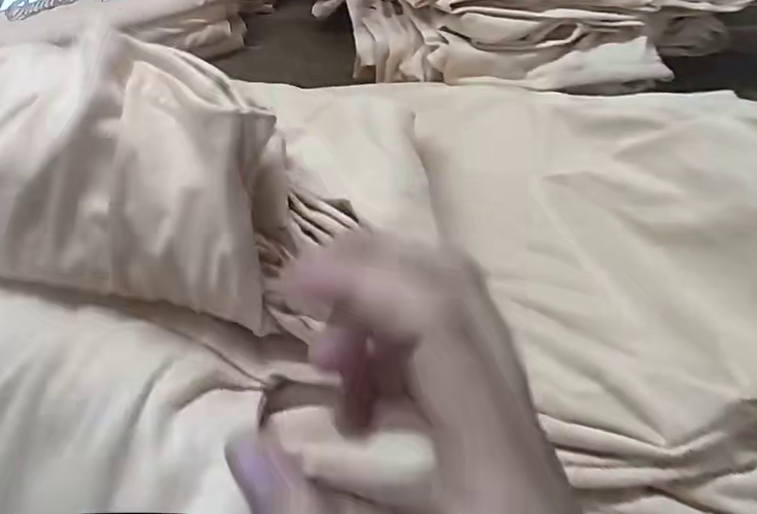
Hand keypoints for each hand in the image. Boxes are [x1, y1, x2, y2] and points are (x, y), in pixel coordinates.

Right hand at [227, 232, 574, 513]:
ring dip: (369, 303)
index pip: (437, 318)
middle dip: (362, 268)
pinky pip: (443, 338)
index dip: (356, 279)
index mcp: (499, 459)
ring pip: (447, 298)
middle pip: (450, 282)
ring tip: (326, 362)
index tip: (287, 286)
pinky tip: (355, 392)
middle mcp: (516, 421)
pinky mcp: (498, 427)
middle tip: (303, 298)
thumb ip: (305, 512)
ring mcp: (513, 417)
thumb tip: (240, 440)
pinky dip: (383, 340)